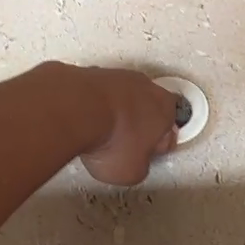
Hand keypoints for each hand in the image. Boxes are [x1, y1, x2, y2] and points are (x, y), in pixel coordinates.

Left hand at [72, 66, 180, 186]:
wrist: (76, 110)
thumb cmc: (111, 139)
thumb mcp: (132, 172)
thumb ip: (141, 166)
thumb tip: (134, 163)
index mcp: (165, 109)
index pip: (169, 130)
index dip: (157, 147)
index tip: (146, 156)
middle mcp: (145, 86)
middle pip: (146, 108)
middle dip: (137, 125)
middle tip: (123, 146)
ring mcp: (118, 76)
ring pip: (122, 98)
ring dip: (114, 113)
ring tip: (99, 134)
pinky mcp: (93, 73)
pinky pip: (98, 93)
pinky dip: (93, 105)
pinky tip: (83, 121)